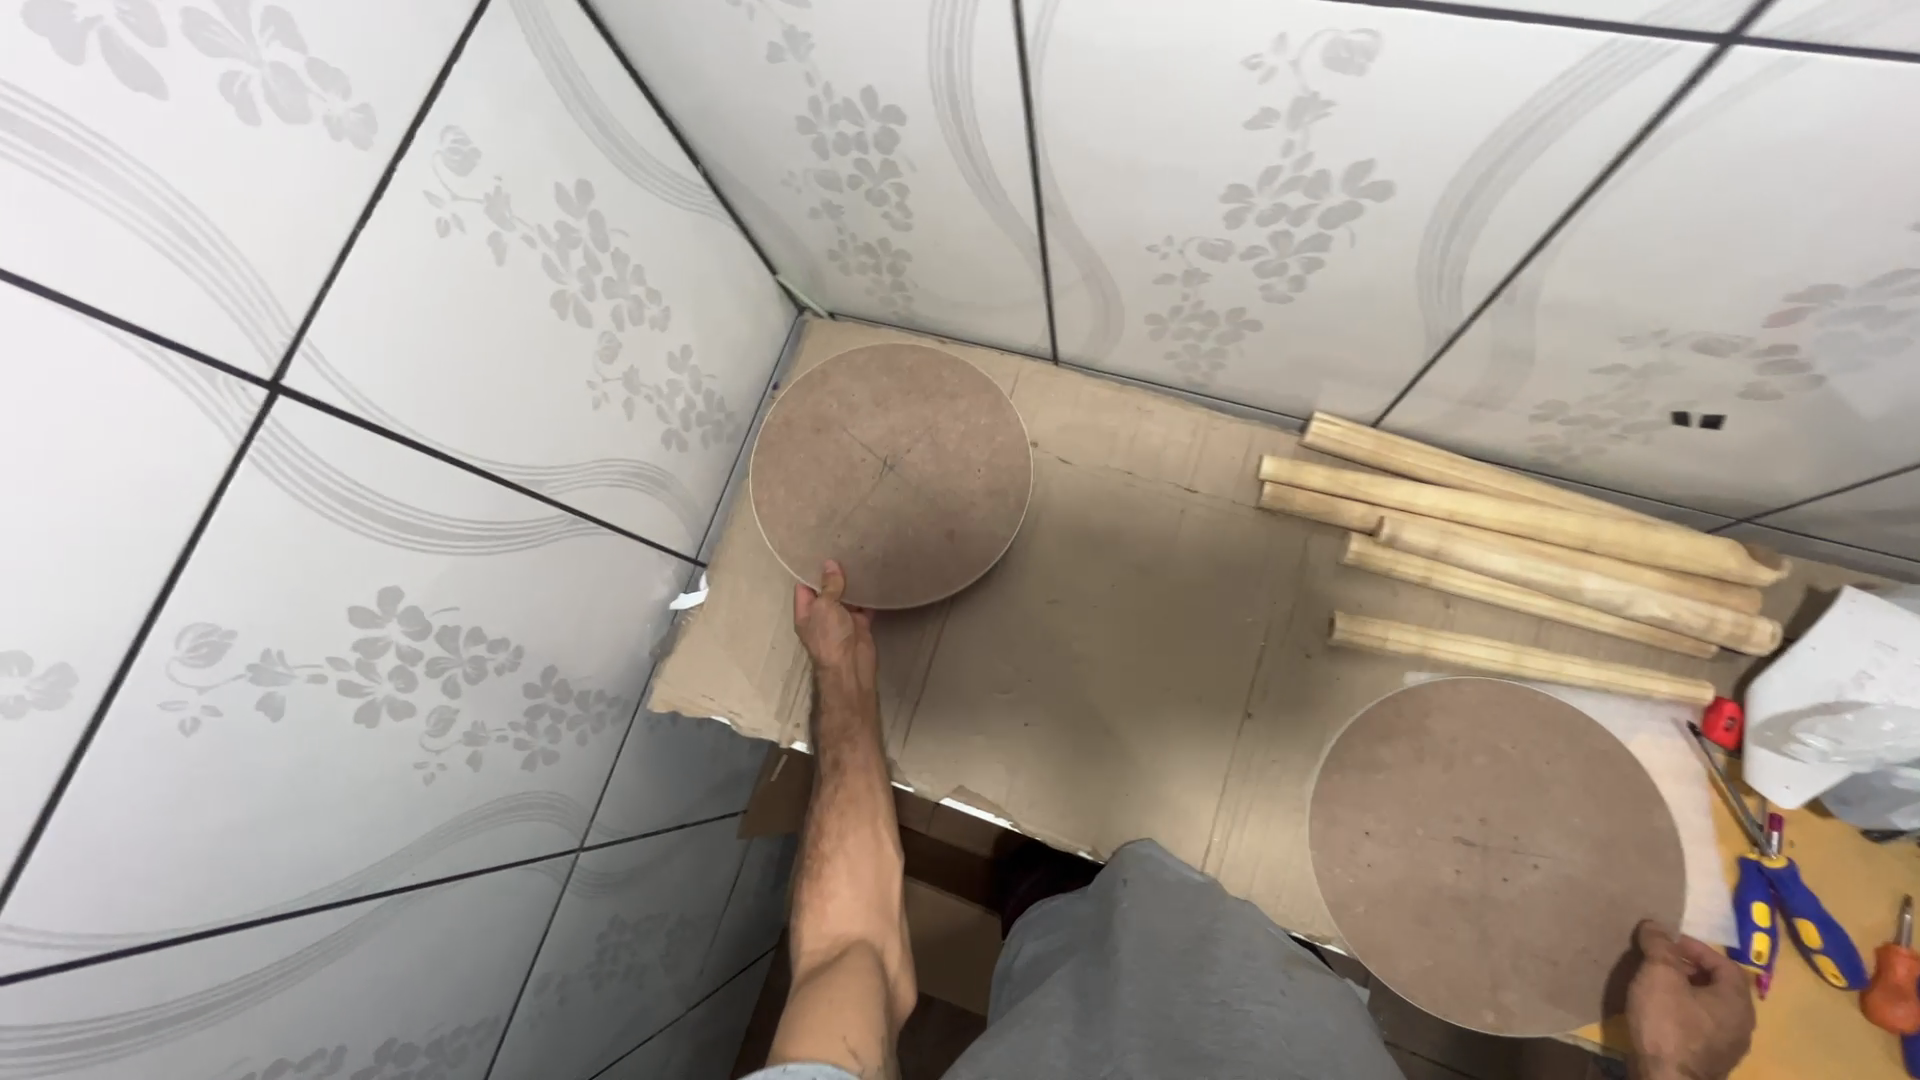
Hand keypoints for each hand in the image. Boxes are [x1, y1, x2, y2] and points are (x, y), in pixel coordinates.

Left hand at [794, 560, 875, 686]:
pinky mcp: (860, 625)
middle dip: (835, 574)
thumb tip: (830, 564)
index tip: (821, 550)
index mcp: (806, 612)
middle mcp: (822, 615)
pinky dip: (869, 596)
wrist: (851, 667)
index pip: (805, 586)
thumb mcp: (824, 607)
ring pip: (847, 598)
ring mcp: (842, 620)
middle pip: (827, 590)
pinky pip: (865, 607)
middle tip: (845, 550)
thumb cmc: (829, 637)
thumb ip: (829, 585)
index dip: (811, 570)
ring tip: (861, 559)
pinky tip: (875, 579)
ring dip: (853, 584)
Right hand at [1625, 921, 1753, 1079]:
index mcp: (1737, 1002)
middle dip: (1688, 967)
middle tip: (1657, 957)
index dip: (1696, 947)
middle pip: (1719, 985)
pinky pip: (1701, 1022)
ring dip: (1685, 988)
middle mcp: (1741, 1023)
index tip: (1666, 941)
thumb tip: (1656, 925)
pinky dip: (1683, 1007)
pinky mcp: (1710, 1056)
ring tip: (1654, 980)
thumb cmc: (1668, 1022)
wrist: (1668, 1078)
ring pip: (1709, 1005)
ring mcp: (1728, 1044)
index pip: (1725, 964)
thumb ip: (1660, 947)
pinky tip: (1658, 1008)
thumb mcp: (1659, 975)